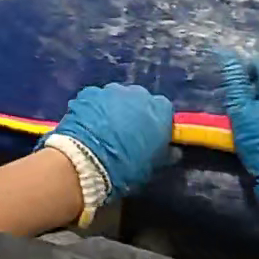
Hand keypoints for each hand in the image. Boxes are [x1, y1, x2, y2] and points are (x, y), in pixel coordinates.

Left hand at [42, 83, 174, 202]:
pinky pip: (95, 99)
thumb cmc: (126, 168)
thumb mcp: (153, 166)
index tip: (149, 137)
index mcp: (159, 110)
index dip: (156, 123)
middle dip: (135, 113)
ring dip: (114, 109)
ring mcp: (112, 90)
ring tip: (103, 131)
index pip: (164, 111)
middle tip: (125, 134)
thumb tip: (173, 151)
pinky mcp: (89, 93)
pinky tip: (87, 126)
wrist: (86, 162)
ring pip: (117, 97)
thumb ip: (165, 154)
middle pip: (140, 100)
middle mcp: (138, 93)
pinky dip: (94, 109)